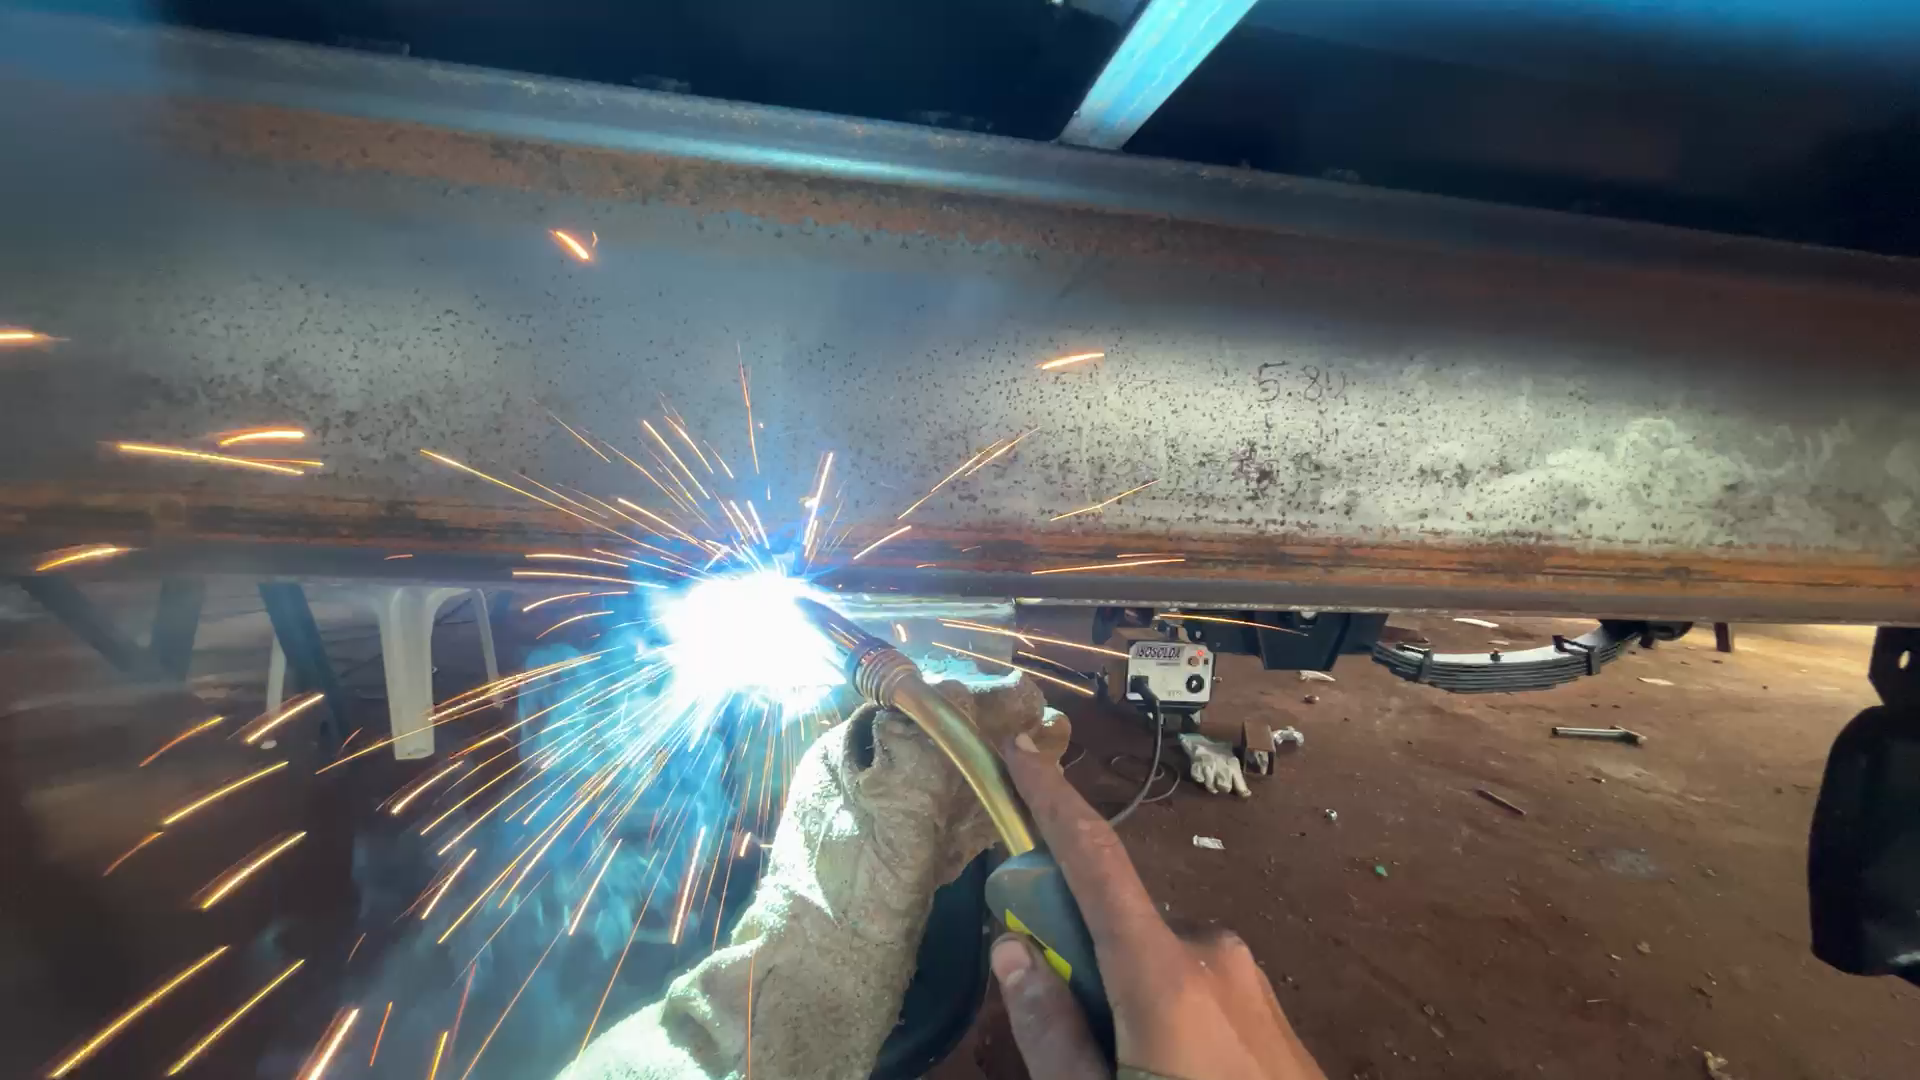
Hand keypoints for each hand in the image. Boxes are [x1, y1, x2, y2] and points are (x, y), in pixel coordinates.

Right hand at [990, 732, 1326, 1079]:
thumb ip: (1050, 1032)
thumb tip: (1012, 953)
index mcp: (1161, 972)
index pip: (1094, 856)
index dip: (1051, 796)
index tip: (1019, 745)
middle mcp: (1209, 952)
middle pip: (1117, 922)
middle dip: (1079, 951)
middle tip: (1070, 1026)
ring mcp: (1248, 978)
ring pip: (1154, 958)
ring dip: (1124, 991)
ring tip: (1130, 1065)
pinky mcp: (1271, 1006)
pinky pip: (1195, 984)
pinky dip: (1163, 1008)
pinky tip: (1175, 1072)